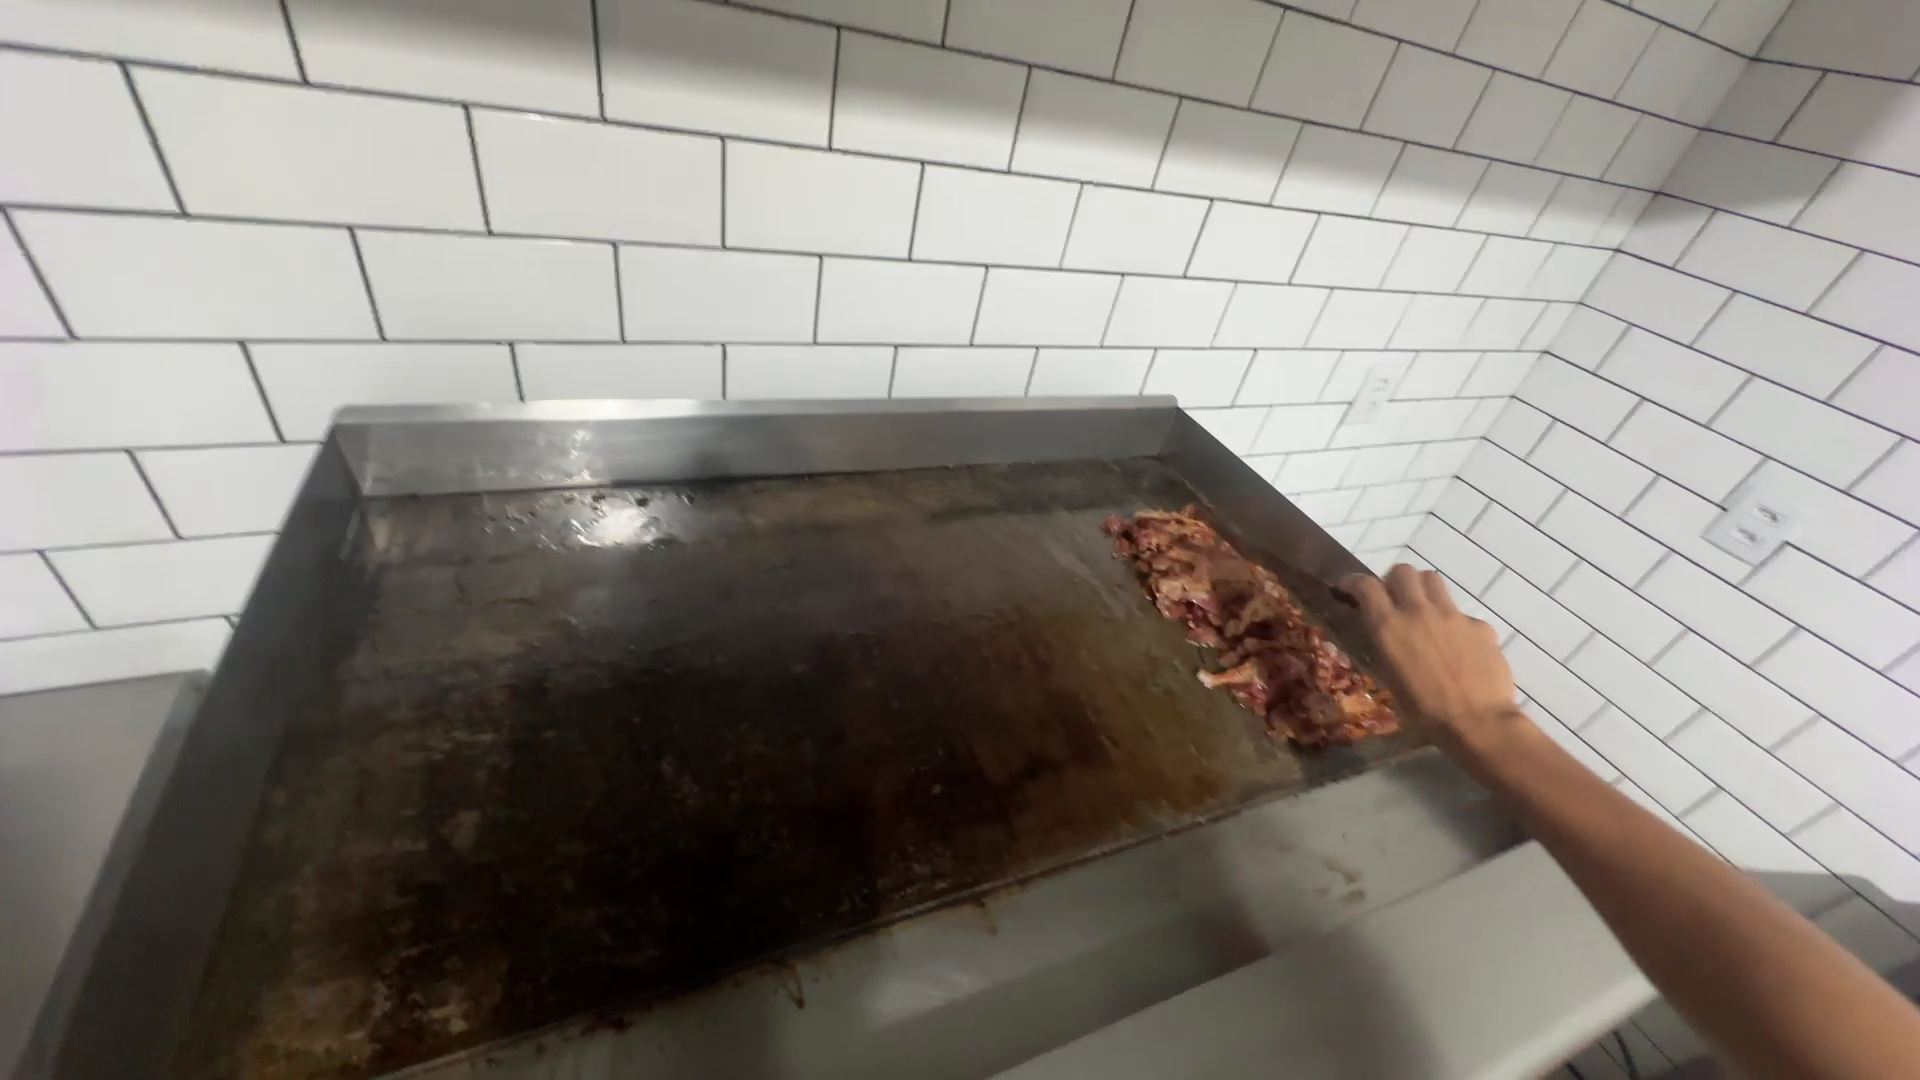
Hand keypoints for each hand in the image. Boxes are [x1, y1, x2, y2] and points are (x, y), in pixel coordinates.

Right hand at [1339, 565, 1525, 759]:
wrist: (1476, 722)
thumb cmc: (1421, 708)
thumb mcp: (1387, 673)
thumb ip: (1384, 642)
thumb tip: (1382, 630)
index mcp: (1388, 626)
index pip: (1365, 584)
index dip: (1353, 581)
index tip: (1348, 588)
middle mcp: (1418, 611)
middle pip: (1403, 571)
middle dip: (1393, 580)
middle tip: (1392, 597)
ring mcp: (1452, 615)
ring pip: (1433, 580)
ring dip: (1422, 589)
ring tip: (1423, 610)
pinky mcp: (1480, 626)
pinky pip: (1461, 613)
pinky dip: (1454, 623)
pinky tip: (1457, 647)